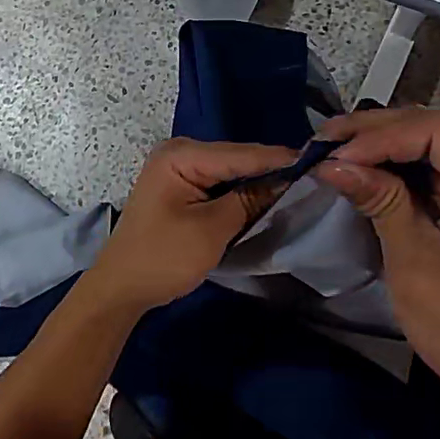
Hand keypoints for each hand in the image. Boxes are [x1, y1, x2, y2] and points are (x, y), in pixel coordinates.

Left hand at [87, 138, 298, 311]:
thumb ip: (248, 201)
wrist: (120, 287)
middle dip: (271, 167)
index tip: (319, 160)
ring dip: (257, 178)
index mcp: (180, 155)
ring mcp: (177, 167)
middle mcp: (178, 151)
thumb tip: (286, 181)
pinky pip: (217, 179)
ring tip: (299, 182)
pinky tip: (265, 193)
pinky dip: (240, 188)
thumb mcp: (211, 231)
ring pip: (229, 168)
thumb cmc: (162, 259)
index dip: (279, 159)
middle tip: (314, 174)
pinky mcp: (179, 184)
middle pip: (235, 157)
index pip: (240, 153)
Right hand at [312, 108, 439, 433]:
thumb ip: (380, 203)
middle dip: (376, 135)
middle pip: (438, 134)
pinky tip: (371, 172)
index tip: (331, 153)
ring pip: (439, 151)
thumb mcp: (418, 268)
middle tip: (323, 143)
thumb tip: (331, 163)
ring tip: (337, 153)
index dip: (378, 135)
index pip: (436, 132)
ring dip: (386, 150)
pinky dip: (405, 173)